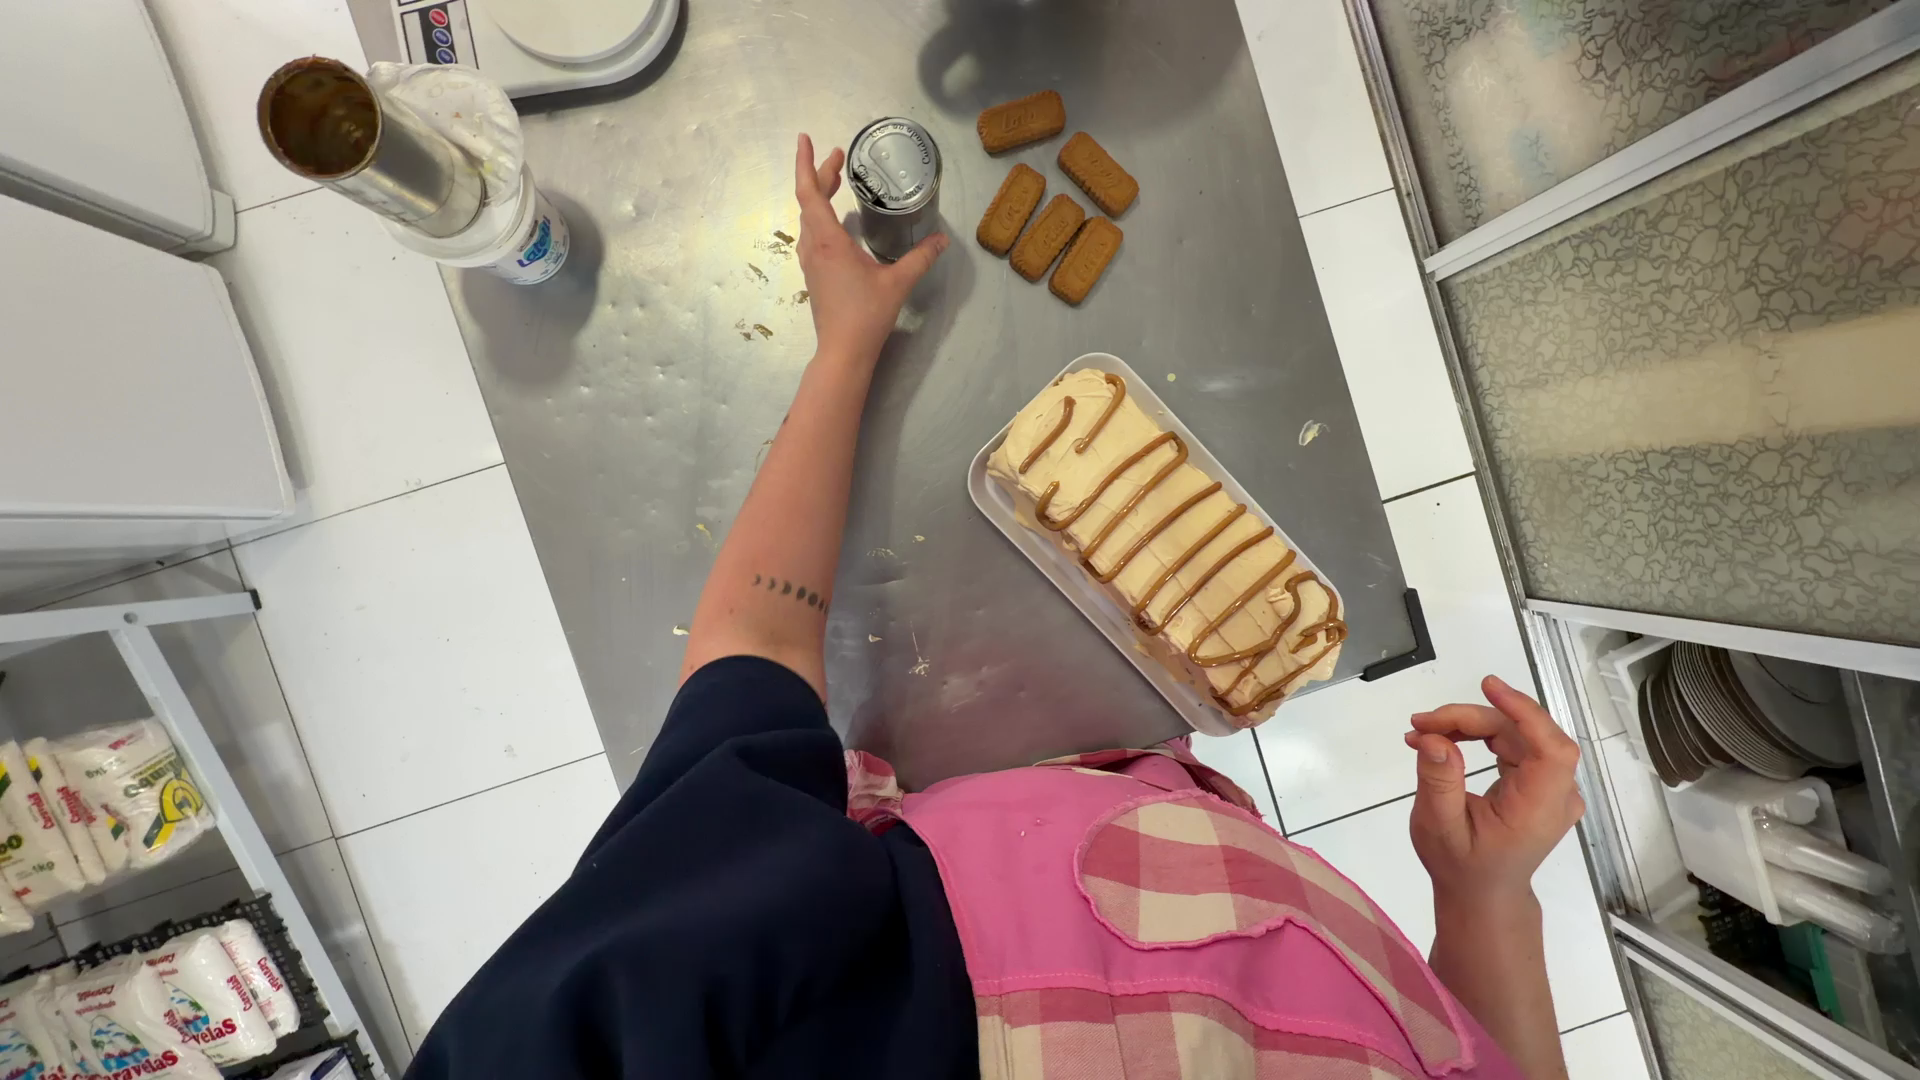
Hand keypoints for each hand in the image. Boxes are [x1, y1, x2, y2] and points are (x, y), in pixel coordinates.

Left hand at [793, 133, 948, 361]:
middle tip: (838, 158)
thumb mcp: (897, 283)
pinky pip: (812, 236)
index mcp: (828, 241)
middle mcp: (813, 247)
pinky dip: (820, 218)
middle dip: (821, 175)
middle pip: (809, 201)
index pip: (809, 191)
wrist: (843, 351)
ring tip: (835, 181)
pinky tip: (837, 224)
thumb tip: (942, 240)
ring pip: (808, 219)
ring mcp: (810, 263)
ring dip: (818, 196)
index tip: (806, 138)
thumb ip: (920, 258)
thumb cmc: (866, 316)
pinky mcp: (814, 276)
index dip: (806, 162)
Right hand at [1405, 675, 1584, 908]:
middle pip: (1521, 734)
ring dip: (1467, 724)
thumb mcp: (1439, 826)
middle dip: (1469, 718)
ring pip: (1513, 733)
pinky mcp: (1535, 782)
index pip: (1551, 750)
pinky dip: (1474, 734)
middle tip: (1420, 723)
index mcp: (1538, 808)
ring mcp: (1548, 787)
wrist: (1481, 892)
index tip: (1489, 687)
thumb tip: (1434, 738)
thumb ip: (1439, 781)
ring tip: (1422, 731)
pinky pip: (1510, 742)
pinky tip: (1440, 739)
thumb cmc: (1460, 865)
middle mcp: (1555, 794)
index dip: (1525, 713)